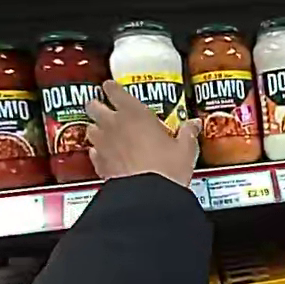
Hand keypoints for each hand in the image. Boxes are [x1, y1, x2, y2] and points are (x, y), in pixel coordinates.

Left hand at [85, 80, 199, 187]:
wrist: (148, 196)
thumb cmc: (166, 168)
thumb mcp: (185, 148)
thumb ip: (187, 133)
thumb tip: (194, 125)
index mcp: (134, 113)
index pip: (115, 91)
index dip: (112, 88)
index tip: (111, 86)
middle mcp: (114, 125)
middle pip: (93, 106)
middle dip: (97, 105)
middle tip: (104, 107)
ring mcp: (103, 145)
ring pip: (89, 128)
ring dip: (95, 128)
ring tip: (104, 132)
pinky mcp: (99, 165)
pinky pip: (93, 153)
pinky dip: (98, 152)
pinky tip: (106, 155)